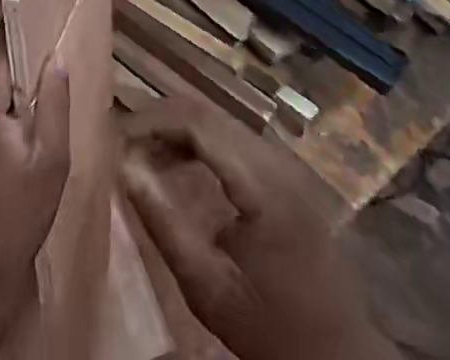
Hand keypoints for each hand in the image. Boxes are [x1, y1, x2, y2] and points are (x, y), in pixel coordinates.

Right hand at [120, 101, 398, 359]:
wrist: (334, 350)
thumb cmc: (267, 324)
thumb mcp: (206, 285)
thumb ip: (164, 224)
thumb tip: (125, 168)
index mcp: (262, 184)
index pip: (201, 123)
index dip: (154, 120)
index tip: (115, 136)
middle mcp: (278, 161)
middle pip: (211, 112)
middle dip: (162, 118)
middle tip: (122, 141)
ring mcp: (286, 164)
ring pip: (223, 121)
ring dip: (179, 128)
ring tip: (141, 152)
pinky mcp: (285, 175)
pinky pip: (235, 140)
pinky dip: (200, 142)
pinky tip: (176, 165)